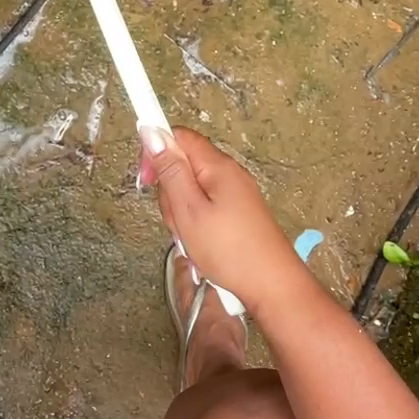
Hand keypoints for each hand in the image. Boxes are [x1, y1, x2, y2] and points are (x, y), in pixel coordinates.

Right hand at [141, 126, 303, 313]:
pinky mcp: (237, 212)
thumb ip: (169, 170)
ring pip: (191, 189)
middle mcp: (229, 174)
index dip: (155, 151)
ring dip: (180, 211)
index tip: (146, 178)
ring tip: (188, 235)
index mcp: (217, 167)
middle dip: (168, 190)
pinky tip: (199, 243)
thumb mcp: (188, 209)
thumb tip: (152, 132)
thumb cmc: (230, 250)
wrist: (271, 286)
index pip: (178, 137)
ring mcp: (235, 193)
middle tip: (176, 217)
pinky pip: (204, 206)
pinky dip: (194, 222)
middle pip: (183, 165)